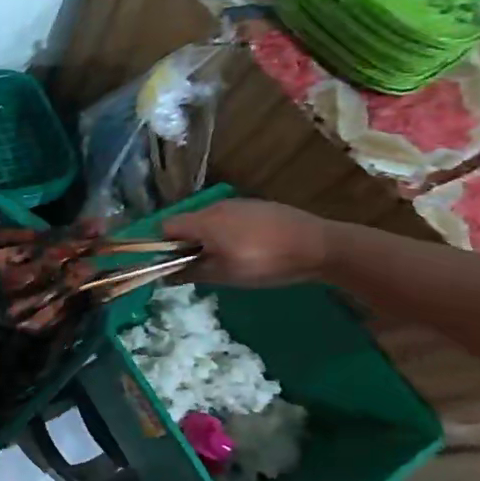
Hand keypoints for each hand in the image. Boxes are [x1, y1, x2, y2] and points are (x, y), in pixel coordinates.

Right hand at [162, 199, 331, 286]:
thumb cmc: (263, 262)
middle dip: (187, 246)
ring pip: (210, 222)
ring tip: (228, 264)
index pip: (166, 227)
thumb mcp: (224, 275)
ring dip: (209, 241)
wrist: (316, 245)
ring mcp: (239, 204)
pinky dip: (229, 235)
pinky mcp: (258, 207)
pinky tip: (249, 252)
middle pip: (188, 224)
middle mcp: (216, 206)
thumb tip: (164, 276)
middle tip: (202, 271)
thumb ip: (191, 273)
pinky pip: (230, 220)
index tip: (174, 266)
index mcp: (203, 221)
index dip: (163, 247)